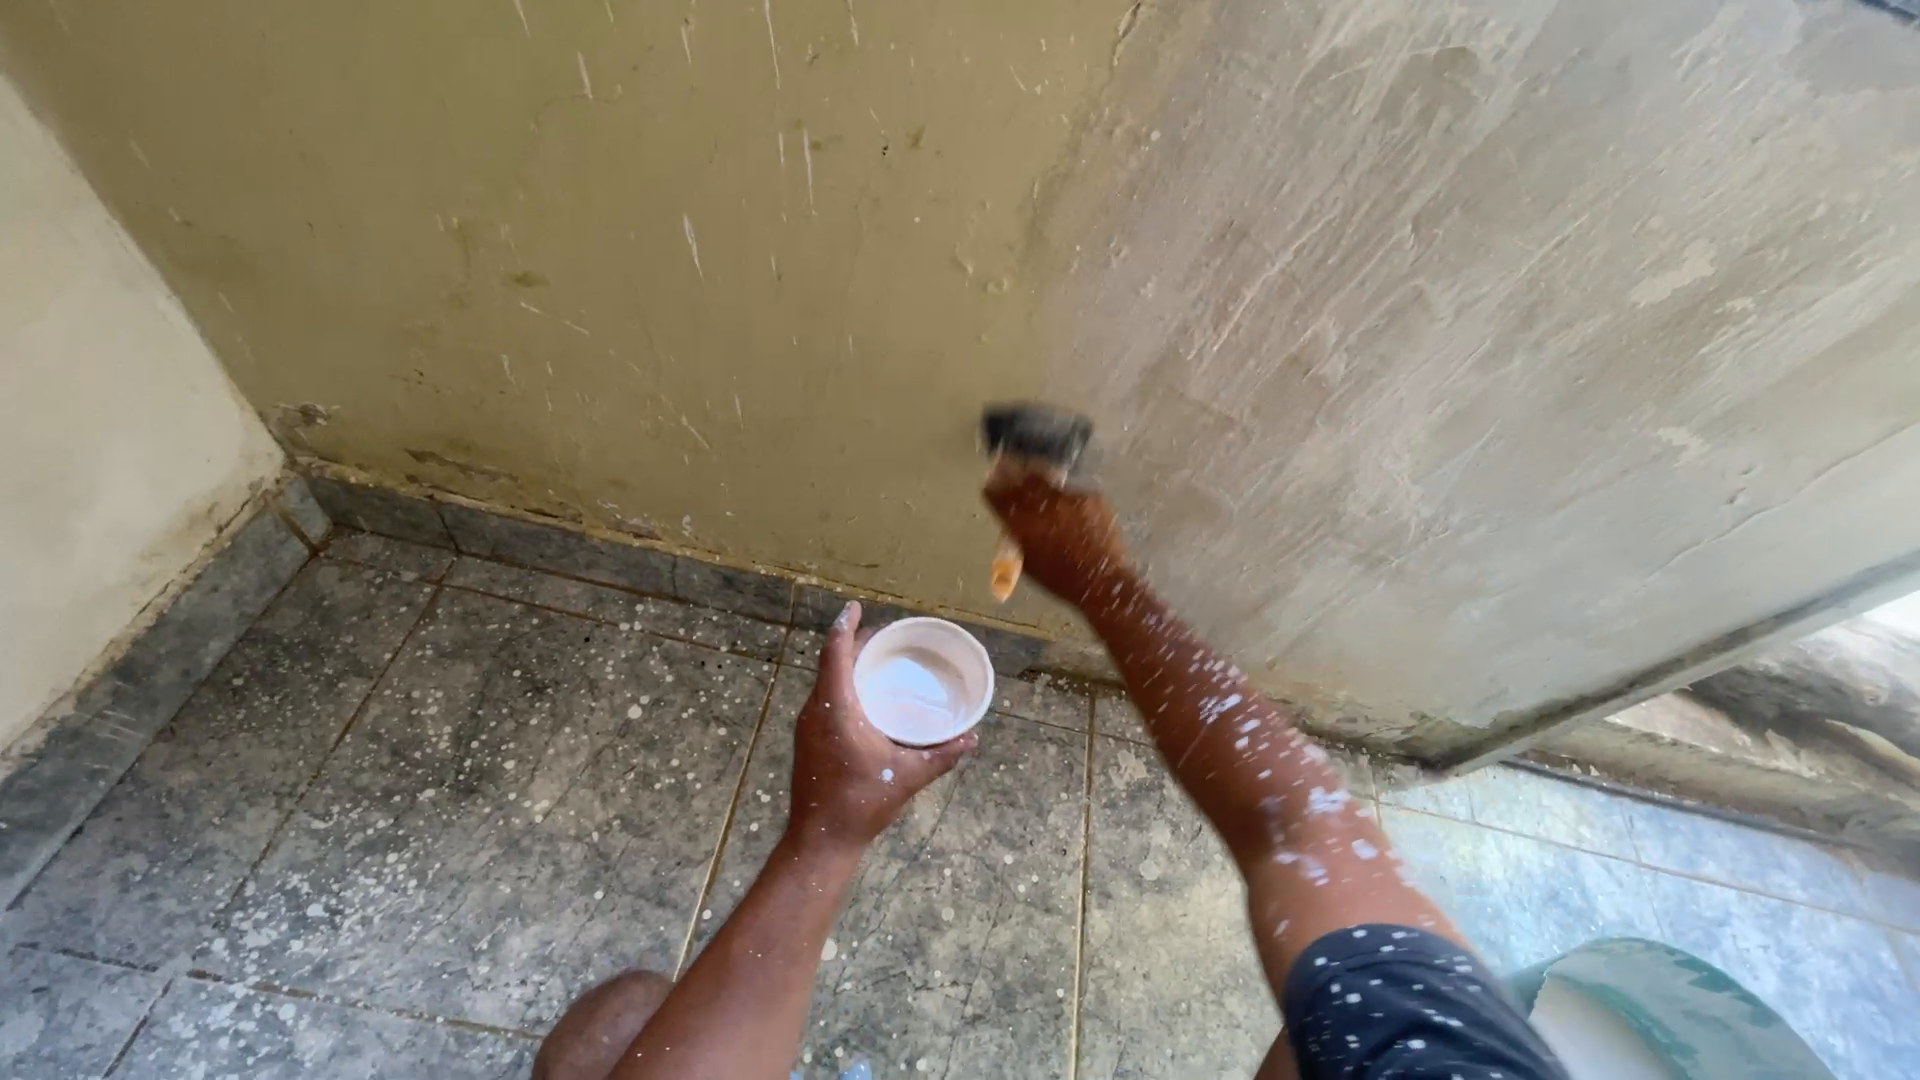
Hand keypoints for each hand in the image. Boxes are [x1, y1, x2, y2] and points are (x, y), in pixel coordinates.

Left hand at [786, 602, 975, 854]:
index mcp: (836, 708)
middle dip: (855, 642)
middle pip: (831, 662)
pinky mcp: (808, 739)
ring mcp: (807, 725)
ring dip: (847, 663)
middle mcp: (816, 710)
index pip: (835, 653)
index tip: (856, 607)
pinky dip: (843, 684)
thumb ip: (942, 756)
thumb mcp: (907, 777)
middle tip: (886, 635)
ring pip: (826, 680)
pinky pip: (824, 697)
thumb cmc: (860, 804)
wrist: (819, 841)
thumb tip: (972, 738)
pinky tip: (864, 695)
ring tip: (878, 658)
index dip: (845, 626)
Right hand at [983, 469, 1130, 606]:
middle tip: (1010, 466)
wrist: (1103, 581)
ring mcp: (1069, 498)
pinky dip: (1067, 494)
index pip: (998, 495)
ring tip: (1037, 478)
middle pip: (1022, 477)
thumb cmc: (1061, 579)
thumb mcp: (1028, 561)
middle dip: (1013, 471)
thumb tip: (1010, 517)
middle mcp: (1044, 506)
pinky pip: (1072, 489)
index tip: (991, 481)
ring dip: (1039, 478)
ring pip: (1047, 478)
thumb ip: (1017, 535)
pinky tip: (1069, 503)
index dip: (992, 486)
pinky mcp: (1091, 496)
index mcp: (1023, 525)